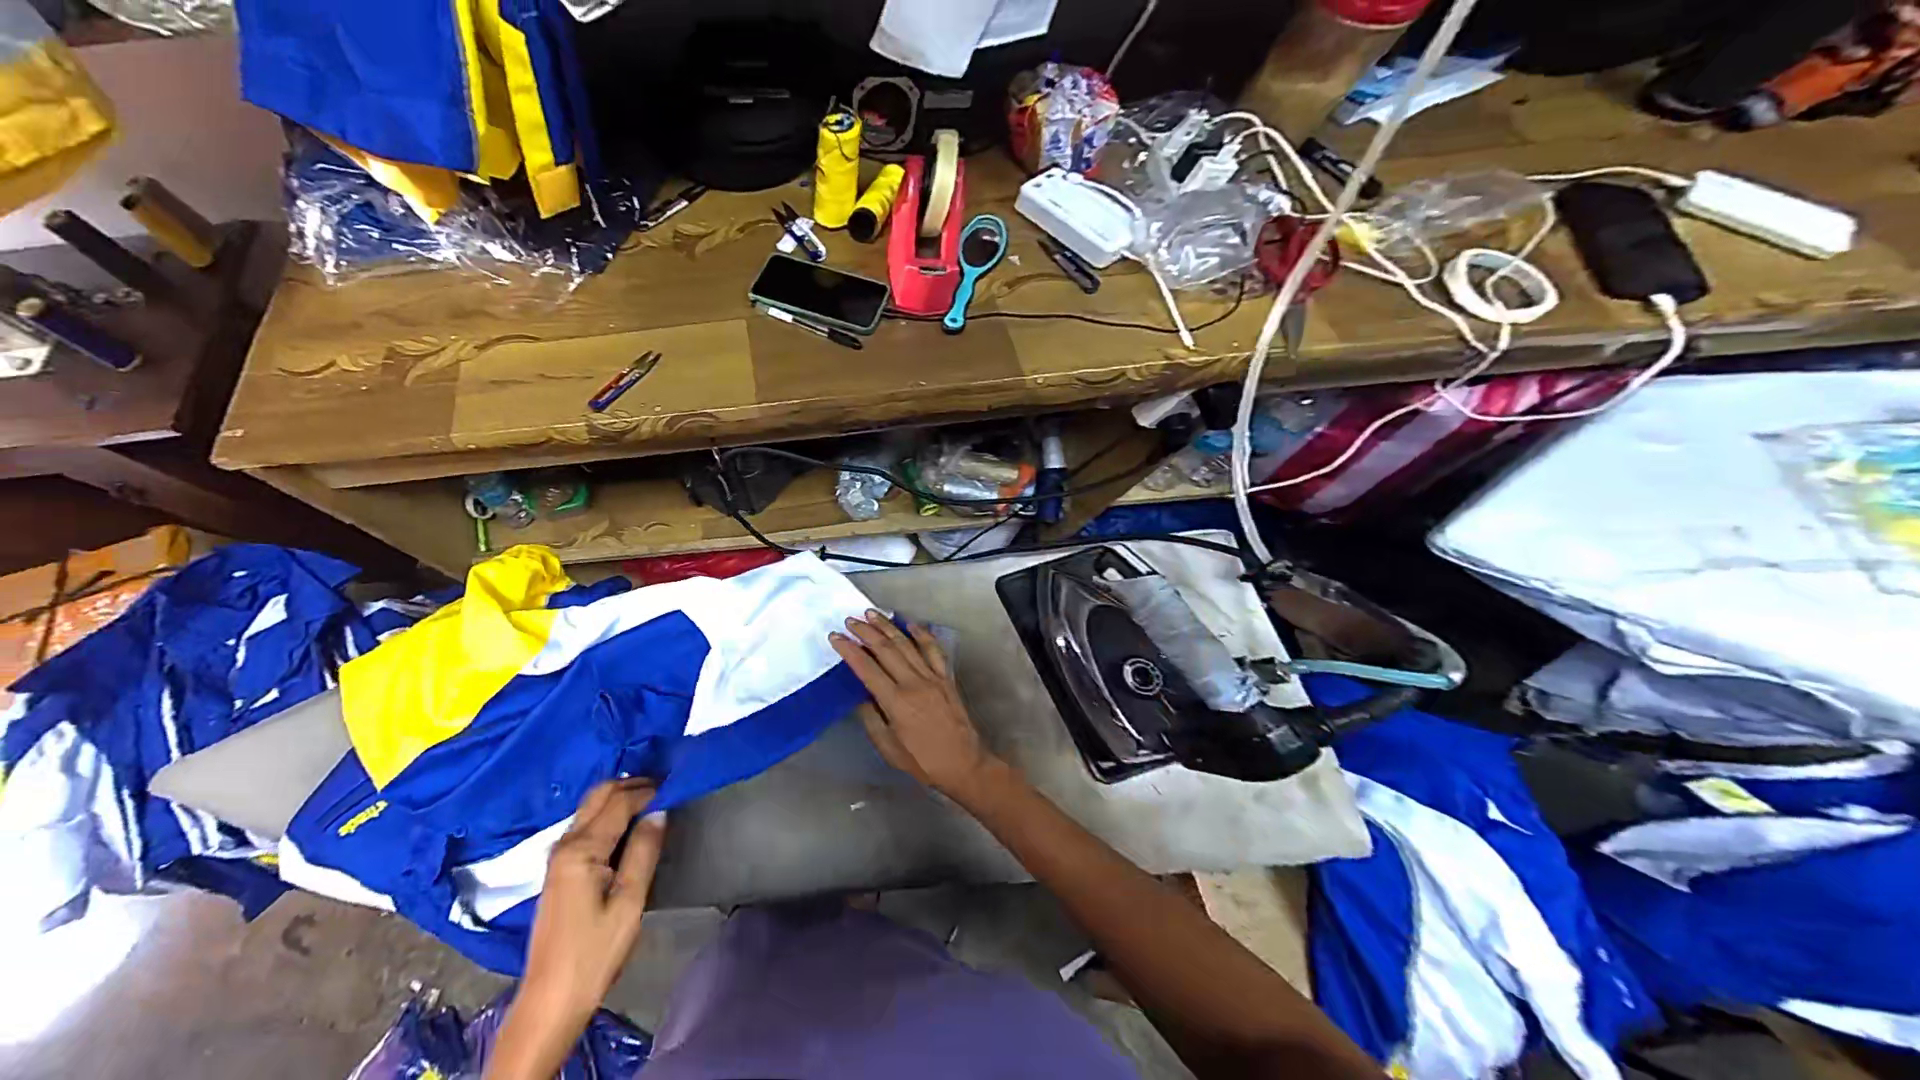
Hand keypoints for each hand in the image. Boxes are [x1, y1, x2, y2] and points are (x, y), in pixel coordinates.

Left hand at [518, 780, 665, 1026]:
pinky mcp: (559, 871)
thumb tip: (659, 812)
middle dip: (631, 785)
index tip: (677, 785)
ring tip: (655, 800)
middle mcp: (564, 845)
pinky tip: (630, 824)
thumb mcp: (630, 902)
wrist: (552, 999)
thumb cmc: (595, 952)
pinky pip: (586, 826)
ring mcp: (558, 858)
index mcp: (581, 850)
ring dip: (620, 798)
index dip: (649, 789)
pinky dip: (610, 815)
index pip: (619, 802)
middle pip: (598, 796)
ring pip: (590, 809)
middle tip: (666, 786)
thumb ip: (644, 851)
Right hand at [830, 610, 1004, 802]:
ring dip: (888, 627)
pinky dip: (922, 634)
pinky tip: (911, 625)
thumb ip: (871, 718)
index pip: (867, 669)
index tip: (836, 638)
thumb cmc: (922, 761)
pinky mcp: (946, 678)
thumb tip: (862, 697)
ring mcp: (932, 678)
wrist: (963, 764)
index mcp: (896, 702)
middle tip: (851, 620)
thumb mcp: (888, 747)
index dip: (849, 650)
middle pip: (886, 649)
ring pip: (907, 644)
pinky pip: (933, 650)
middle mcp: (914, 683)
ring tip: (873, 614)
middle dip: (866, 632)